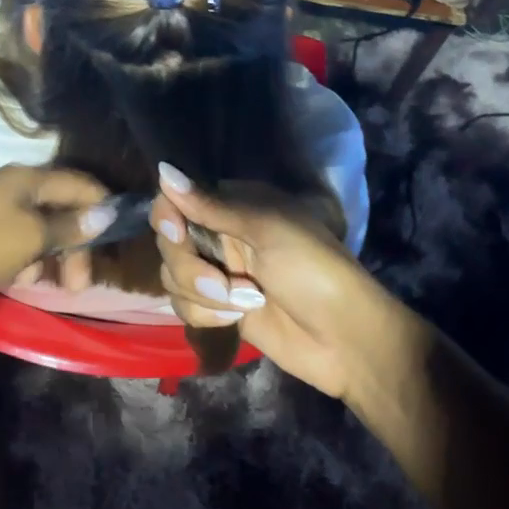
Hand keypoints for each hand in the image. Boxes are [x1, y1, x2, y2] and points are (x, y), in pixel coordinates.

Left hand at [0, 165, 113, 294]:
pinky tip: (19, 281)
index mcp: (30, 177)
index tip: (116, 242)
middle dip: (75, 246)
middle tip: (78, 285)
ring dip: (50, 257)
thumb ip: (69, 226)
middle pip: (60, 210)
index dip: (102, 208)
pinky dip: (25, 259)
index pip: (80, 184)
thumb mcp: (31, 237)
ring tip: (44, 285)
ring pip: (39, 229)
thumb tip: (105, 214)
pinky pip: (17, 241)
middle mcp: (15, 185)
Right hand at [150, 163, 373, 401]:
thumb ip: (210, 205)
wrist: (346, 339)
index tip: (177, 234)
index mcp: (234, 204)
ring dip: (202, 295)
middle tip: (225, 285)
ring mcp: (218, 272)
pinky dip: (205, 315)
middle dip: (191, 267)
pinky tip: (236, 320)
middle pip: (168, 241)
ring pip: (172, 276)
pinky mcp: (218, 308)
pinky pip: (183, 305)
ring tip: (242, 304)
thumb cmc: (313, 270)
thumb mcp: (265, 230)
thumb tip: (163, 169)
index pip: (176, 199)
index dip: (168, 217)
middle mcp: (220, 233)